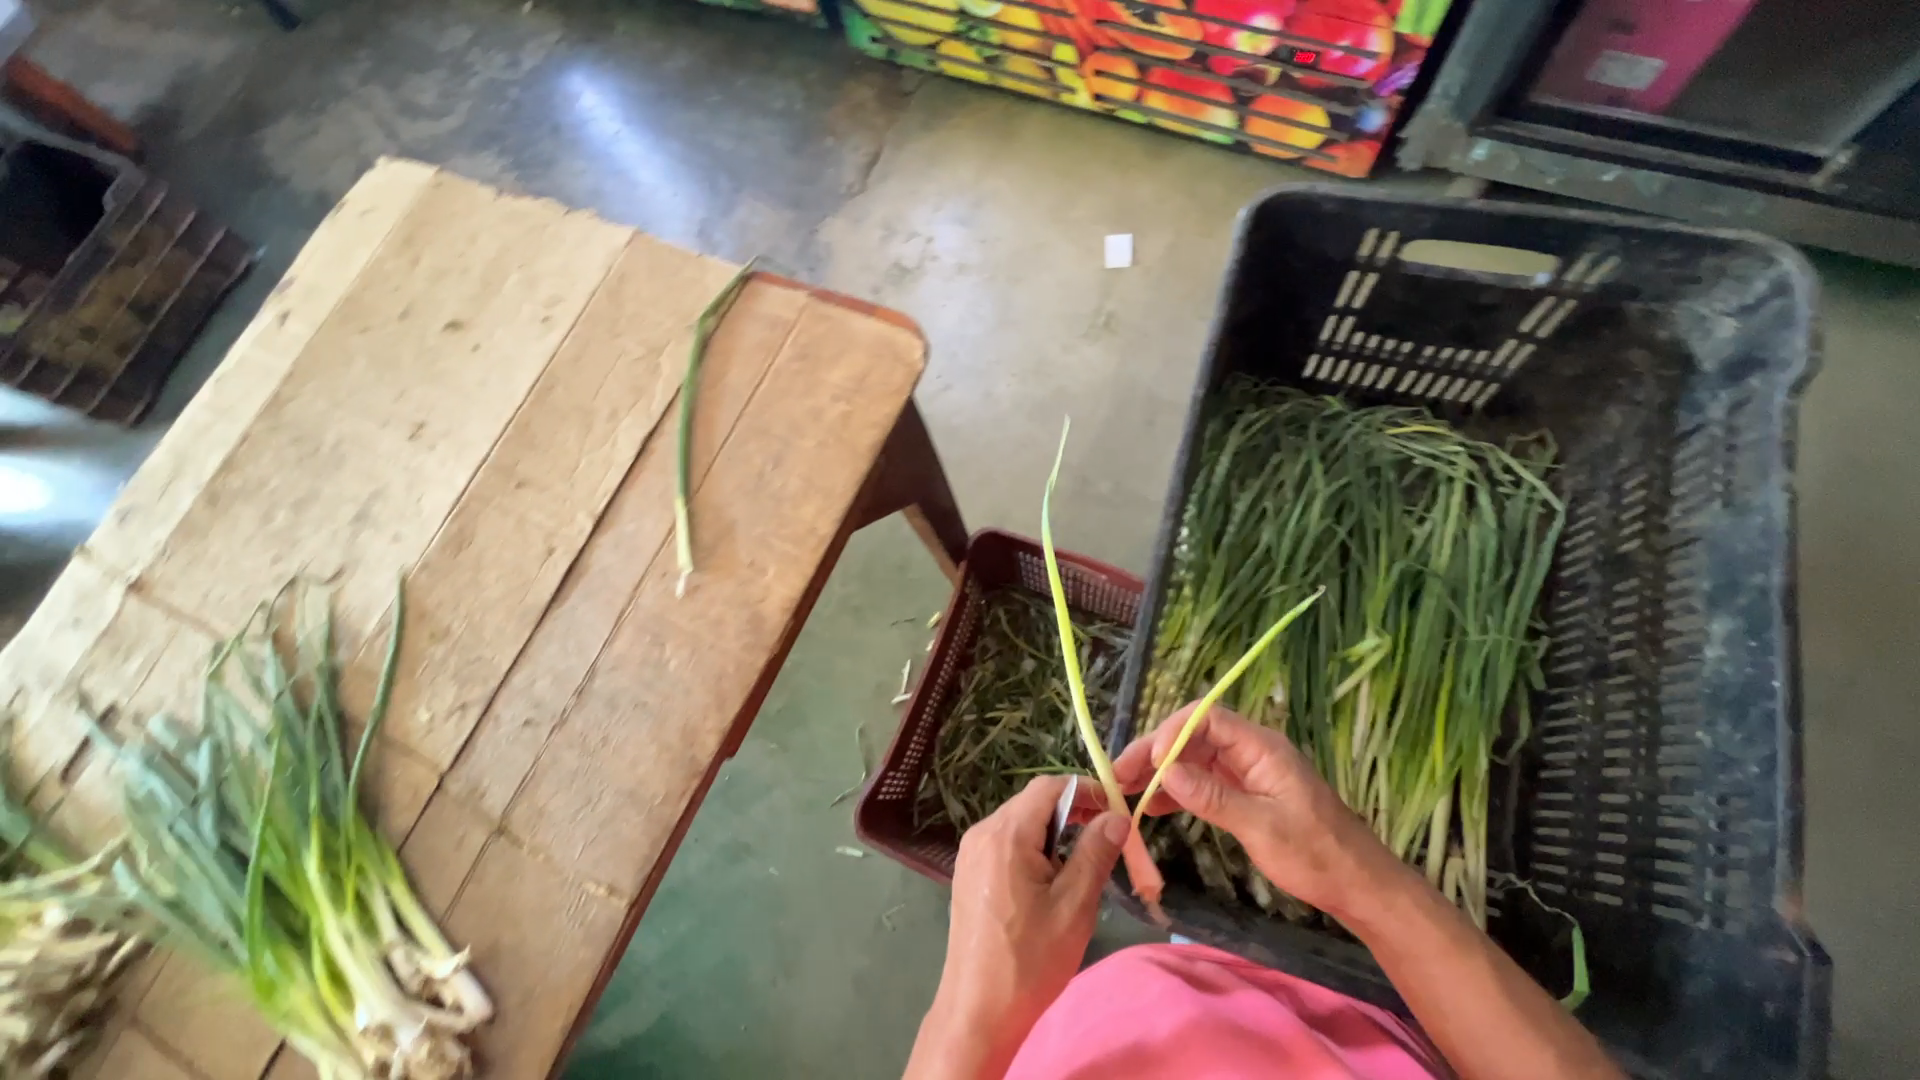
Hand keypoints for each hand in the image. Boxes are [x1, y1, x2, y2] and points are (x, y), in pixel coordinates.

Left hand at [913, 776, 1129, 1079]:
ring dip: (1053, 831)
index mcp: (1006, 834)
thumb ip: (1095, 852)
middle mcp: (982, 832)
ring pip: (1019, 822)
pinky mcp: (968, 872)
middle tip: (1106, 836)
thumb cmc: (1031, 958)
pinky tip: (1050, 878)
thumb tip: (1116, 816)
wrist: (978, 1009)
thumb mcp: (1074, 905)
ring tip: (1082, 861)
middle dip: (1071, 811)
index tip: (1114, 810)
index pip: (1049, 787)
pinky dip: (1032, 847)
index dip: (1085, 791)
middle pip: (1032, 802)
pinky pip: (1005, 842)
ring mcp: (971, 852)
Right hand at [1112, 704, 1407, 921]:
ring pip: (1192, 760)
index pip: (1206, 719)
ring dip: (1158, 773)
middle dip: (1154, 753)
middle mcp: (1249, 751)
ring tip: (1124, 791)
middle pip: (1192, 737)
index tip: (1147, 762)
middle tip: (1119, 777)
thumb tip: (1166, 772)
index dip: (1171, 733)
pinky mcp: (1242, 793)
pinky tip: (1150, 807)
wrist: (1358, 885)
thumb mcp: (1262, 827)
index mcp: (1260, 747)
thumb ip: (1213, 797)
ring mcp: (1245, 772)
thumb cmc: (1317, 854)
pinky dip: (1175, 792)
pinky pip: (1201, 782)